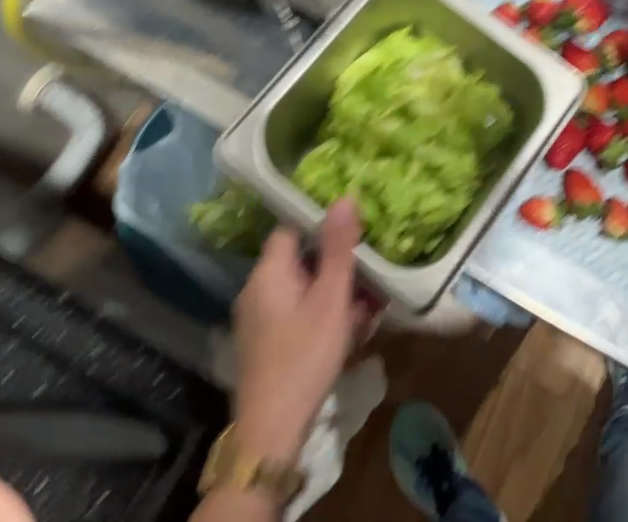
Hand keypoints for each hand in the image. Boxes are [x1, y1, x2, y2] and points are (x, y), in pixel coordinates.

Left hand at [230, 198, 370, 462]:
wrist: (272, 429)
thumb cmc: (304, 356)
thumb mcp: (330, 299)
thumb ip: (338, 249)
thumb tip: (343, 197)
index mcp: (268, 272)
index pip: (291, 229)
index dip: (321, 227)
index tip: (353, 234)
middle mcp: (256, 290)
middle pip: (300, 262)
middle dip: (337, 269)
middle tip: (370, 281)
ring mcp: (258, 320)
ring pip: (303, 291)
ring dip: (335, 297)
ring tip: (368, 312)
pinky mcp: (265, 345)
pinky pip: (297, 316)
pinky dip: (323, 318)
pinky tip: (350, 336)